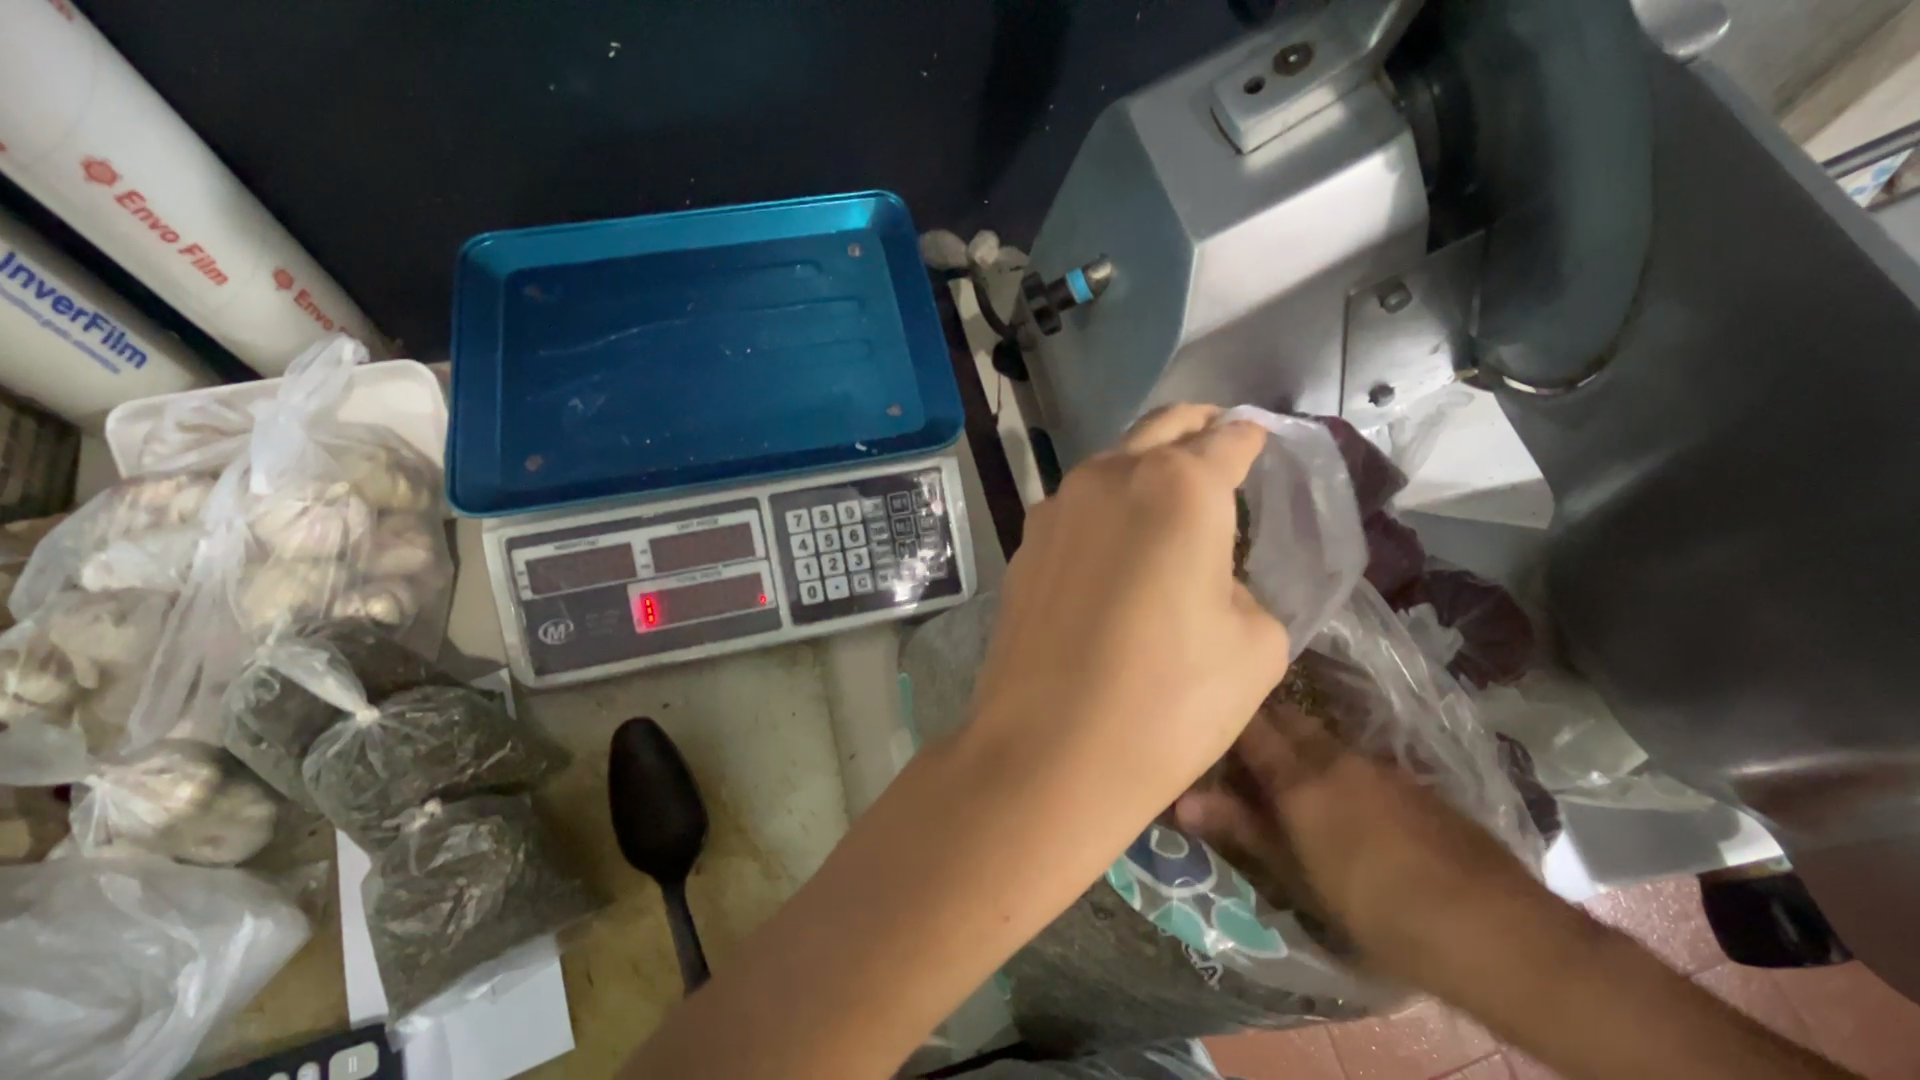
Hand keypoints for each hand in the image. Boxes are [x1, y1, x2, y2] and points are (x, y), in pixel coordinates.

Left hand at [966, 404, 1292, 816]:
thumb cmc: (1167, 702)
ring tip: (1169, 504)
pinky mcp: (1023, 549)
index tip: (1261, 447)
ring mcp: (1055, 511)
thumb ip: (1244, 587)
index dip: (1251, 441)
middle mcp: (1108, 478)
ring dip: (1144, 469)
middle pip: (1161, 429)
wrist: (1046, 756)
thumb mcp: (1255, 645)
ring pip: (1111, 466)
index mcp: (1179, 487)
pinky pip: (1078, 512)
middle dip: (1196, 430)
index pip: (1228, 440)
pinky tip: (1116, 554)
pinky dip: (1106, 513)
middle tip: (1219, 445)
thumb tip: (1211, 579)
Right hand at [1174, 703, 1543, 988]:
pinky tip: (1339, 805)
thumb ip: (1243, 830)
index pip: (1251, 726)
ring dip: (1297, 749)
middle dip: (1259, 725)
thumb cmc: (1378, 910)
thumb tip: (1181, 800)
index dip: (1223, 719)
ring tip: (1277, 779)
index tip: (1200, 723)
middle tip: (1231, 748)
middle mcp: (1340, 758)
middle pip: (1289, 722)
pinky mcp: (1415, 786)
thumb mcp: (1298, 877)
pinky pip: (1358, 763)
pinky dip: (1335, 770)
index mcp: (1302, 778)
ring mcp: (1383, 768)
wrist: (1494, 930)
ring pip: (1324, 742)